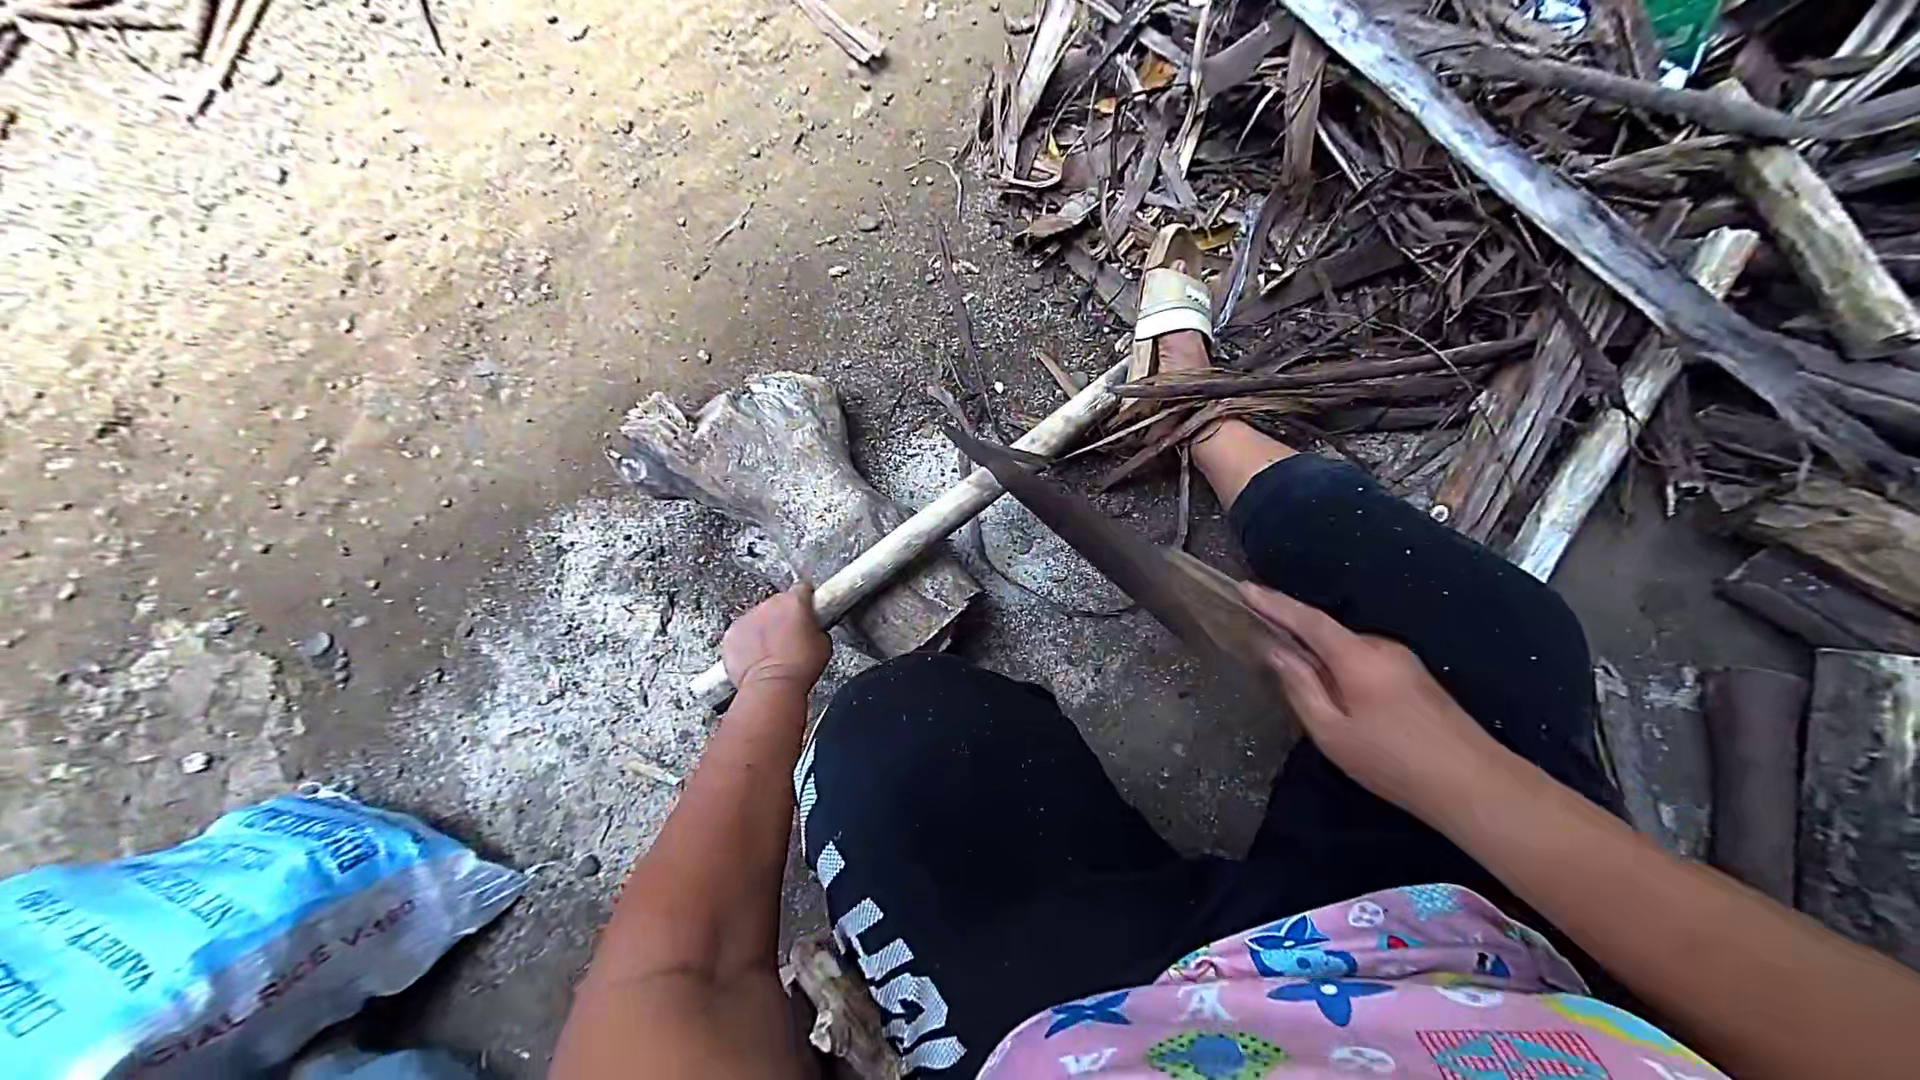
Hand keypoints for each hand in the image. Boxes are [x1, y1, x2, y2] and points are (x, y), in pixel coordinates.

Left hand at [721, 583, 829, 693]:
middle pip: (777, 602)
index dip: (806, 599)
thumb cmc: (799, 667)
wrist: (772, 686)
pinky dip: (746, 641)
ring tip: (772, 650)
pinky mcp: (731, 633)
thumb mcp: (824, 644)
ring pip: (758, 617)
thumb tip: (811, 629)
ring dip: (764, 628)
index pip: (802, 588)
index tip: (807, 609)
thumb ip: (816, 627)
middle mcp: (770, 604)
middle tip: (789, 637)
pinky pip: (741, 632)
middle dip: (783, 616)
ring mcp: (747, 617)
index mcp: (795, 601)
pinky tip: (756, 656)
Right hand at [1239, 582, 1510, 815]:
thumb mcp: (1331, 732)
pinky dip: (1341, 668)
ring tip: (1301, 685)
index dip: (1274, 604)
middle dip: (1295, 635)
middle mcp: (1382, 648)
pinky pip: (1364, 661)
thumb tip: (1277, 651)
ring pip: (1347, 650)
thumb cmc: (1394, 762)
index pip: (1308, 620)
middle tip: (1263, 648)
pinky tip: (1339, 698)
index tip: (1245, 588)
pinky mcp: (1416, 678)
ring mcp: (1404, 661)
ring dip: (1320, 658)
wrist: (1478, 786)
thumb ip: (1301, 686)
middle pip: (1328, 633)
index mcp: (1358, 657)